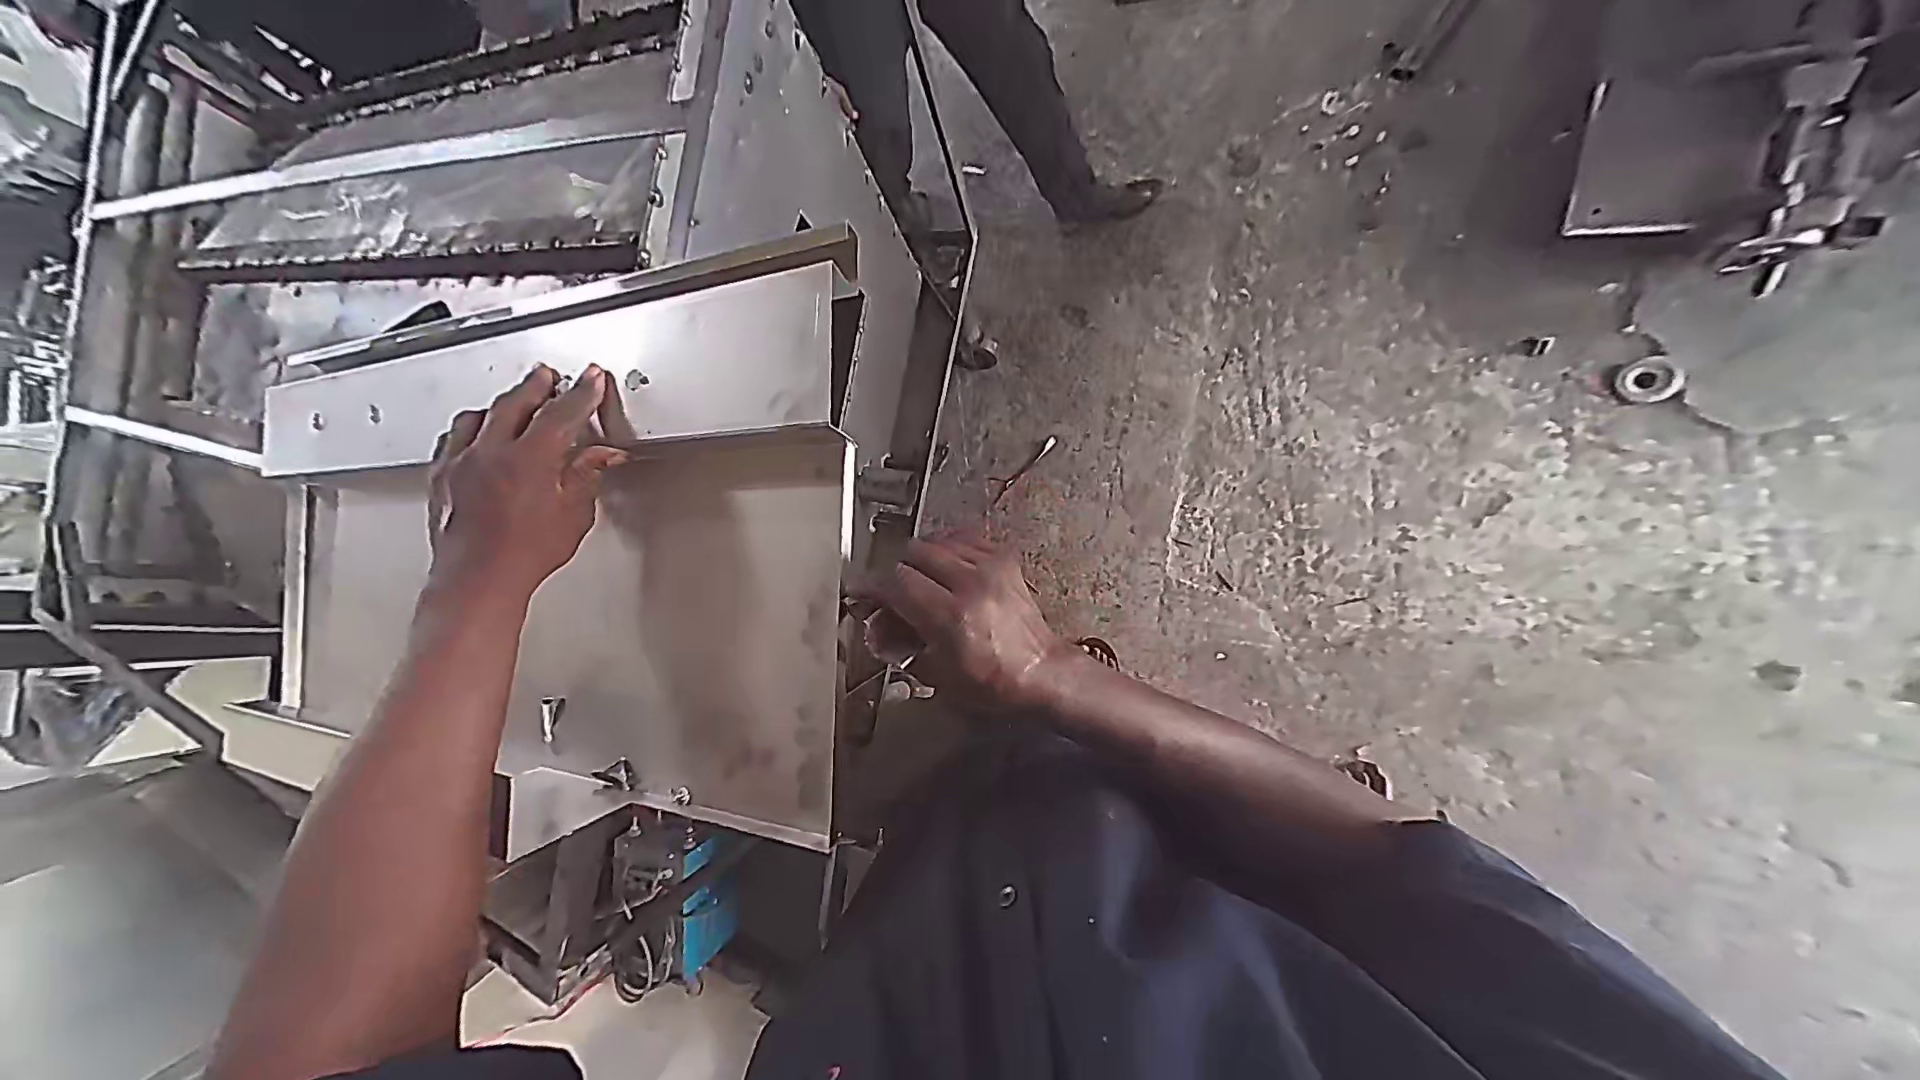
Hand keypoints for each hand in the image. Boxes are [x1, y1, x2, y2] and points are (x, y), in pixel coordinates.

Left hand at [427, 365, 628, 601]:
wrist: (479, 578)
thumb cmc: (526, 554)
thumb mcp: (574, 514)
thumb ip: (587, 476)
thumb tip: (603, 455)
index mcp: (530, 459)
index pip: (562, 412)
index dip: (582, 392)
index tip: (592, 379)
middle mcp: (490, 453)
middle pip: (516, 402)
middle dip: (538, 385)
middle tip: (550, 375)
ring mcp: (460, 462)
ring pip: (480, 414)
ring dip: (503, 402)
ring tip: (517, 397)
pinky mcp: (441, 476)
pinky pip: (453, 437)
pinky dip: (471, 426)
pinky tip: (477, 429)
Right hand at [855, 534, 1085, 712]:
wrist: (1041, 672)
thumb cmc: (994, 683)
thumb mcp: (937, 675)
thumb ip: (901, 644)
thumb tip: (876, 626)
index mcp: (951, 616)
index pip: (896, 583)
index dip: (872, 586)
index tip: (860, 591)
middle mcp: (971, 584)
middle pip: (913, 555)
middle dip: (896, 575)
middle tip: (893, 595)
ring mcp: (990, 567)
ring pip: (937, 542)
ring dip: (921, 561)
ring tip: (920, 583)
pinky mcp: (1004, 559)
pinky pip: (964, 538)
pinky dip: (948, 549)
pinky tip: (945, 567)